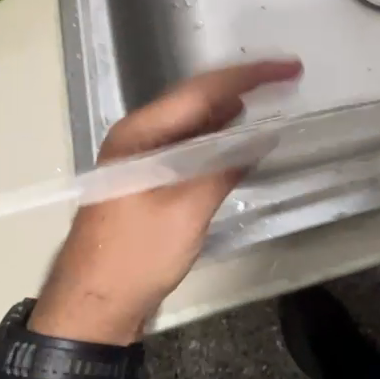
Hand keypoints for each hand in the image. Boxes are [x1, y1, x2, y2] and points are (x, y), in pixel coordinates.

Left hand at [30, 59, 301, 342]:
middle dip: (241, 86)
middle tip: (285, 80)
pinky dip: (216, 138)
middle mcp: (138, 136)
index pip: (203, 89)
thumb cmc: (136, 257)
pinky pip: (187, 144)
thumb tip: (261, 137)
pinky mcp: (148, 180)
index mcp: (141, 133)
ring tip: (270, 100)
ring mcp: (141, 157)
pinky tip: (237, 140)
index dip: (249, 76)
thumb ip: (225, 167)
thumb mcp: (187, 211)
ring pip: (192, 120)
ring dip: (230, 111)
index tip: (288, 68)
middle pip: (196, 98)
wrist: (91, 311)